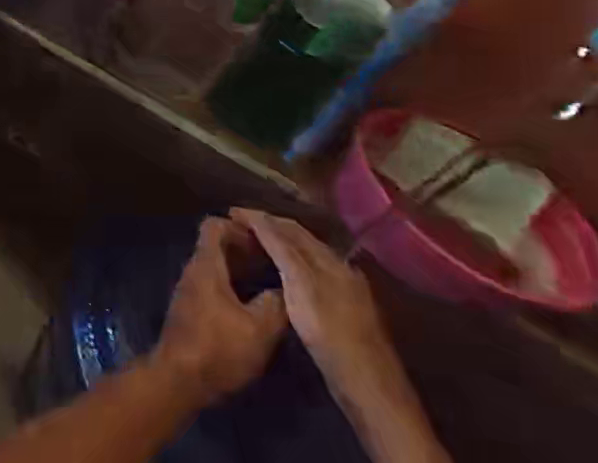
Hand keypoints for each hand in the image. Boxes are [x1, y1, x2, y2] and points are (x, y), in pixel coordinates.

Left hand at [148, 216, 288, 407]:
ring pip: (216, 266)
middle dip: (246, 248)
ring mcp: (190, 289)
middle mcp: (194, 270)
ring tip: (273, 279)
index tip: (266, 237)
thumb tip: (286, 288)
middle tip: (277, 260)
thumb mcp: (258, 329)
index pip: (215, 225)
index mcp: (206, 265)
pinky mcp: (193, 309)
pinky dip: (234, 285)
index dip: (239, 225)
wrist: (180, 377)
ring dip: (241, 268)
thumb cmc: (219, 348)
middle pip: (216, 245)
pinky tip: (256, 303)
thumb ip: (275, 304)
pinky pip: (213, 284)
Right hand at [232, 210, 451, 462]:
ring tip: (251, 245)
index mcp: (330, 258)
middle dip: (268, 227)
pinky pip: (307, 273)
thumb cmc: (329, 331)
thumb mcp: (301, 285)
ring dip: (277, 245)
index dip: (259, 216)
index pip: (289, 226)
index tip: (230, 212)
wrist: (367, 386)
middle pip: (298, 238)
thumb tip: (261, 216)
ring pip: (303, 255)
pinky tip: (277, 275)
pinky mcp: (339, 310)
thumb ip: (282, 249)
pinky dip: (287, 265)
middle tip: (236, 226)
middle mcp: (338, 268)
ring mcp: (341, 289)